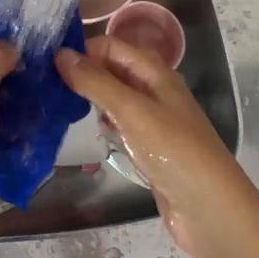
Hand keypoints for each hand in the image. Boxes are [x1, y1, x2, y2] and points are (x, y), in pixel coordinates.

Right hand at [57, 36, 255, 257]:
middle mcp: (155, 92)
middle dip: (83, 71)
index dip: (84, 49)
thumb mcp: (132, 111)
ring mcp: (153, 121)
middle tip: (46, 82)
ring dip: (90, 96)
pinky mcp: (149, 148)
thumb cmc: (175, 153)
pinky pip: (120, 124)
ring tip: (57, 102)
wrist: (212, 212)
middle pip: (114, 69)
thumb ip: (96, 82)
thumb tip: (60, 54)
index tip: (49, 62)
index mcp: (157, 74)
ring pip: (115, 97)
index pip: (113, 46)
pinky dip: (102, 122)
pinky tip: (85, 130)